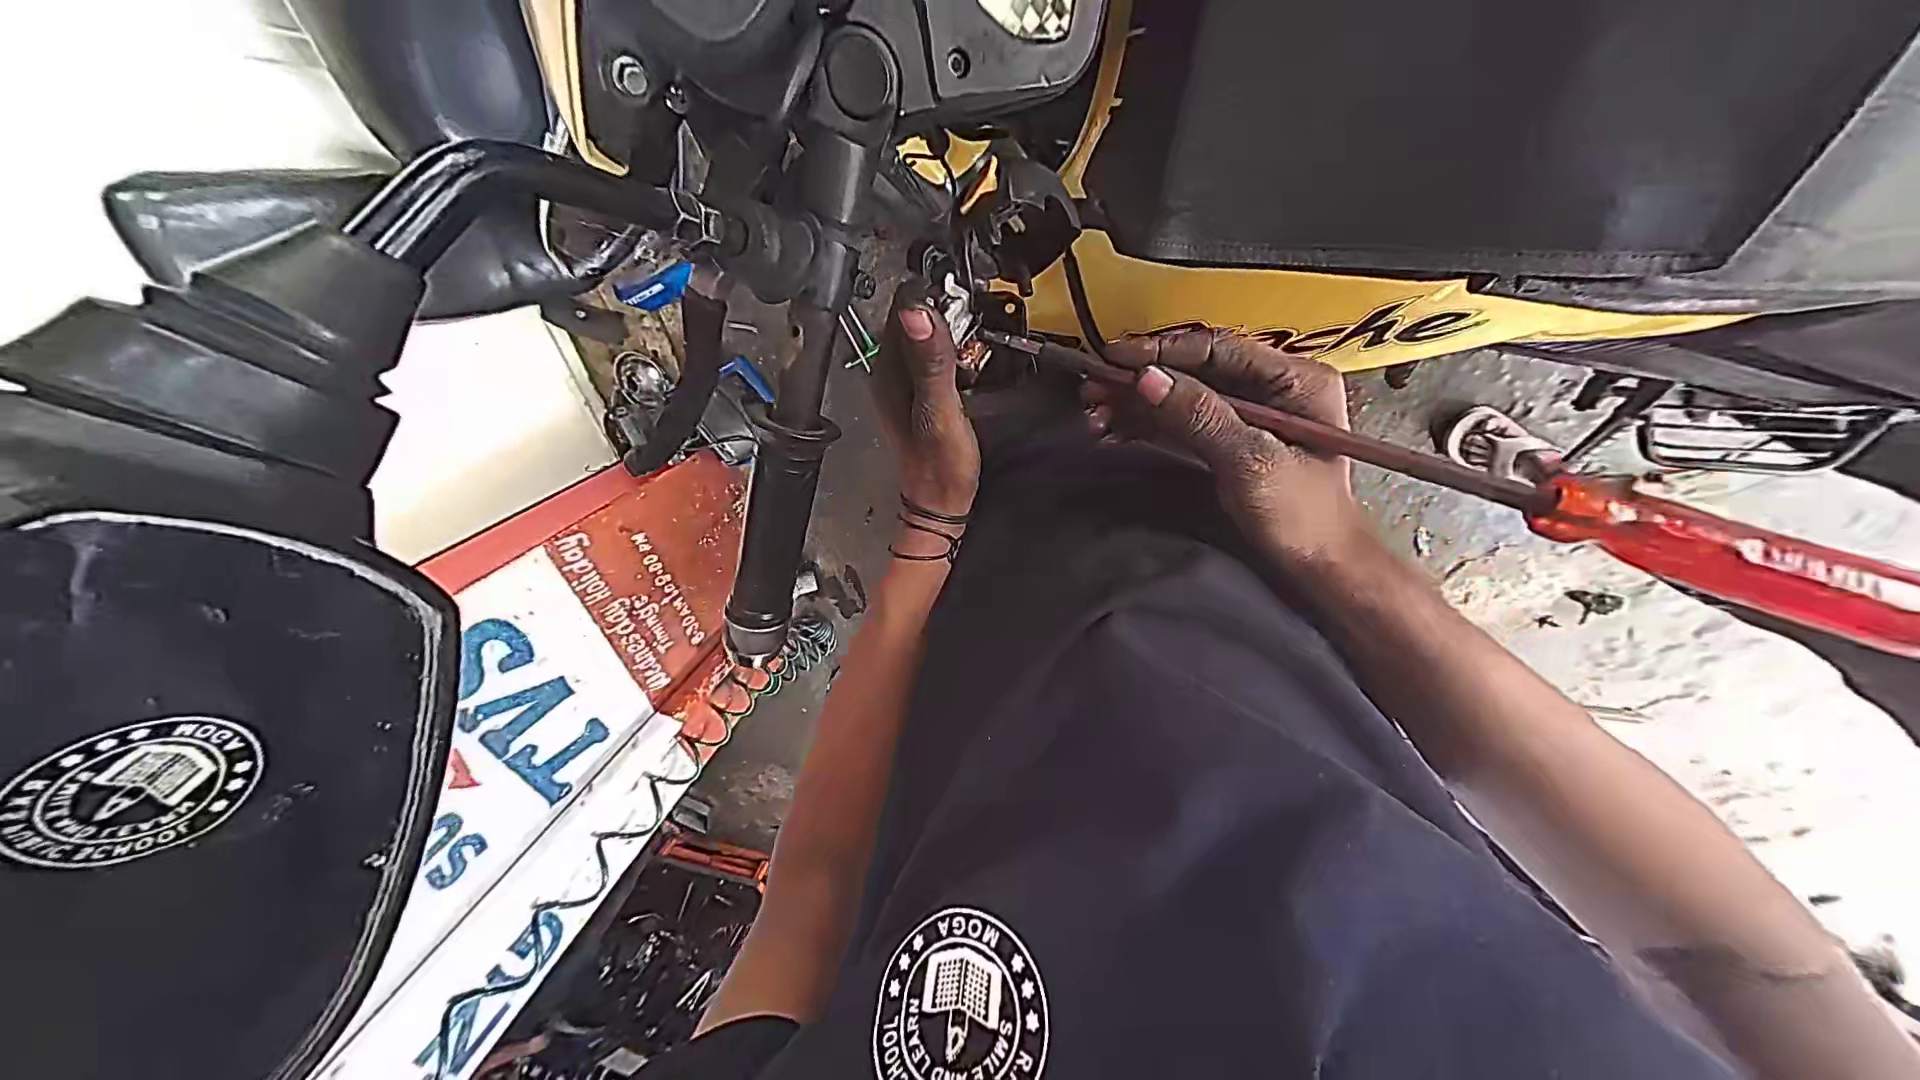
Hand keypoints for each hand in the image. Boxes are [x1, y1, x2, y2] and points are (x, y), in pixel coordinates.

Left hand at [871, 279, 979, 520]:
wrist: (943, 504)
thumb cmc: (940, 466)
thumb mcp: (940, 410)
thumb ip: (931, 361)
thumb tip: (917, 312)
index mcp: (888, 373)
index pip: (902, 310)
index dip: (930, 295)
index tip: (958, 295)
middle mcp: (891, 375)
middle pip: (911, 320)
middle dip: (941, 309)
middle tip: (969, 312)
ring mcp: (905, 385)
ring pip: (923, 338)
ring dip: (947, 329)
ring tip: (970, 331)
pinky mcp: (922, 395)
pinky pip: (933, 358)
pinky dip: (951, 350)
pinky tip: (966, 357)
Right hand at [1083, 329, 1370, 568]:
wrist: (1316, 564)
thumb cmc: (1303, 516)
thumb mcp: (1251, 461)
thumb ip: (1201, 416)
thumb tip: (1149, 379)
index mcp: (1293, 380)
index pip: (1218, 349)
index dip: (1163, 352)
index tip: (1116, 358)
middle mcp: (1268, 388)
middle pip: (1192, 370)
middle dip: (1140, 381)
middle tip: (1095, 388)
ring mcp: (1243, 414)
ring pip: (1178, 396)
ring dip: (1135, 405)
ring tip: (1096, 416)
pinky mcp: (1223, 439)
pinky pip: (1176, 422)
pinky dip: (1144, 426)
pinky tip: (1114, 431)